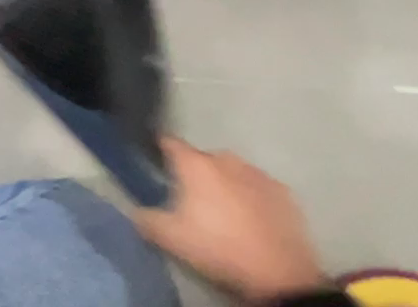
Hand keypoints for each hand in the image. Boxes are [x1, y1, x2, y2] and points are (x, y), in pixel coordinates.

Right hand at [133, 137, 328, 304]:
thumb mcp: (171, 238)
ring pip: (232, 172)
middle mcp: (225, 159)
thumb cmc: (219, 248)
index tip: (155, 161)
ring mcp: (257, 173)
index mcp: (195, 164)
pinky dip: (251, 197)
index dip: (160, 149)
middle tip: (193, 201)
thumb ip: (146, 219)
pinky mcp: (283, 192)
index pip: (169, 142)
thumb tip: (135, 210)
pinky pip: (258, 188)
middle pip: (202, 159)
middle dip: (195, 174)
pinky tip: (252, 220)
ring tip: (224, 213)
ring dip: (225, 184)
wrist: (280, 275)